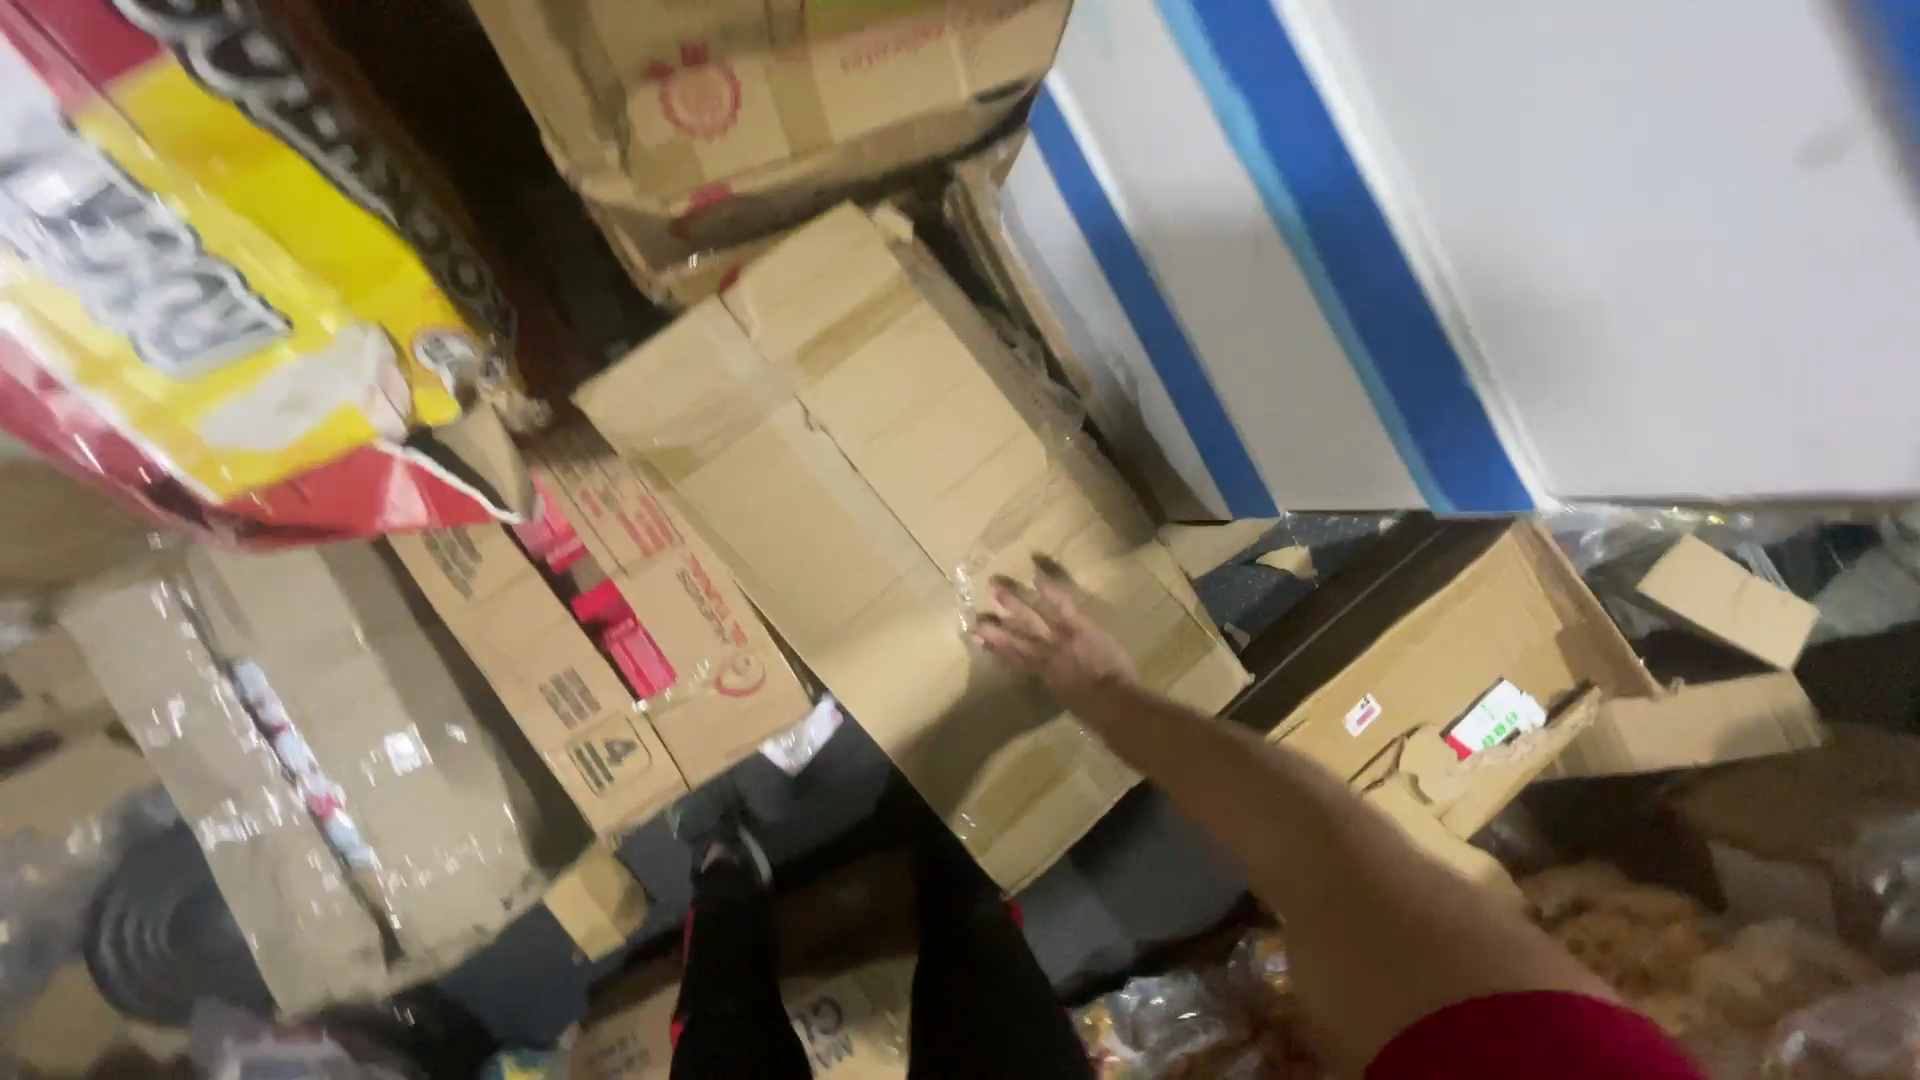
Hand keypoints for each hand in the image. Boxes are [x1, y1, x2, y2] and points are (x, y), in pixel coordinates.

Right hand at [973, 555, 1136, 708]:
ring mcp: (1058, 636)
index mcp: (1041, 672)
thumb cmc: (1092, 709)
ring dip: (1013, 601)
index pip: (1011, 657)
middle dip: (994, 626)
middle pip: (1014, 637)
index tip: (976, 637)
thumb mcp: (1067, 698)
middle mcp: (1043, 653)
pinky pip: (1061, 604)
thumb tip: (1051, 675)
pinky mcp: (1077, 625)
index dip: (993, 647)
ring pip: (1031, 617)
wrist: (1112, 701)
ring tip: (995, 586)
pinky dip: (1048, 588)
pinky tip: (1035, 574)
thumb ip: (1056, 682)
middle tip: (976, 615)